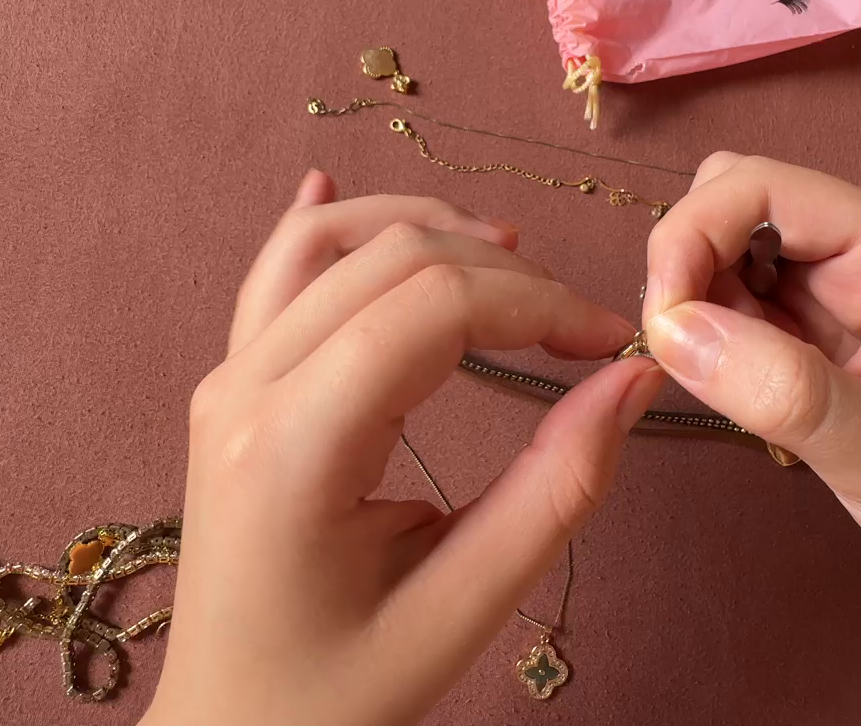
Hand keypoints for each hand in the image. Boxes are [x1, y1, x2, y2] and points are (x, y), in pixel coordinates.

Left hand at [144, 172, 662, 725]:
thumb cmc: (338, 693)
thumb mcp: (463, 609)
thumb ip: (557, 488)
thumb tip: (631, 380)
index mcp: (295, 448)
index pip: (434, 311)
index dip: (538, 304)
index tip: (605, 339)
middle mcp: (247, 388)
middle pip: (393, 260)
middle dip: (504, 272)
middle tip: (572, 323)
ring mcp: (230, 375)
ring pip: (330, 241)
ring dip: (426, 228)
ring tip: (504, 250)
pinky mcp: (234, 379)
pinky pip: (275, 269)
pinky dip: (324, 221)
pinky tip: (336, 185)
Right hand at [643, 154, 860, 724]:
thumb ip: (784, 391)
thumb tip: (669, 329)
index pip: (767, 187)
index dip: (696, 230)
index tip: (663, 318)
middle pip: (736, 197)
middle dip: (689, 257)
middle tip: (682, 345)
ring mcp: (835, 287)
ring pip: (725, 244)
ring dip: (694, 296)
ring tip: (721, 375)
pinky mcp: (810, 327)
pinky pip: (731, 297)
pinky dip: (706, 327)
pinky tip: (731, 378)